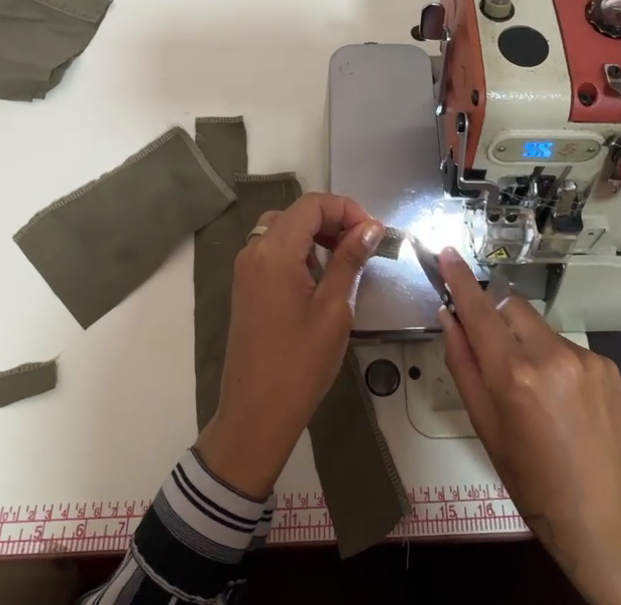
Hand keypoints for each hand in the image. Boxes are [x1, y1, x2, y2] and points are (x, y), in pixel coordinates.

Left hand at [195, 193, 380, 498]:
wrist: (255, 414)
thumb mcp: (335, 309)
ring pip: (283, 230)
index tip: (374, 233)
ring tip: (348, 258)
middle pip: (296, 213)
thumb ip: (350, 261)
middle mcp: (254, 252)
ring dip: (317, 235)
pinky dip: (300, 252)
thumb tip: (370, 228)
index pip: (312, 205)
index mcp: (274, 252)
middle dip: (333, 220)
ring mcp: (246, 270)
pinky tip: (322, 277)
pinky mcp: (246, 288)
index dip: (347, 209)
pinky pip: (273, 252)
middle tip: (365, 244)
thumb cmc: (299, 364)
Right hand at [437, 248, 620, 604]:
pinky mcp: (605, 364)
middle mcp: (552, 355)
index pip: (480, 312)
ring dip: (523, 341)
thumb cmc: (533, 482)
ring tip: (528, 391)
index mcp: (515, 375)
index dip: (461, 280)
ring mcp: (584, 357)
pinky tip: (557, 399)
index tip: (448, 254)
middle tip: (487, 351)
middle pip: (511, 308)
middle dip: (494, 318)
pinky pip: (564, 346)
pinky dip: (550, 359)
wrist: (604, 514)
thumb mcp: (486, 428)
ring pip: (538, 327)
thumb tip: (449, 319)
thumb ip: (464, 366)